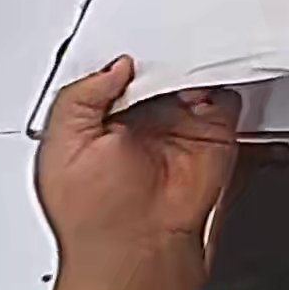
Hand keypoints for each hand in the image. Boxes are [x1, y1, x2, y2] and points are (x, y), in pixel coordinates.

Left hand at [35, 56, 240, 266]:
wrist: (142, 241)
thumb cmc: (94, 212)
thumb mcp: (61, 150)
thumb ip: (78, 101)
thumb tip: (114, 66)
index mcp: (103, 120)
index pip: (116, 74)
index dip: (123, 58)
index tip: (132, 48)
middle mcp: (145, 118)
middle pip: (161, 70)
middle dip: (165, 57)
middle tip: (164, 51)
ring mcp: (182, 123)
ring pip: (196, 77)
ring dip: (195, 67)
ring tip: (188, 68)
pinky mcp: (215, 129)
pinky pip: (227, 95)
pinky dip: (224, 83)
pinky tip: (206, 88)